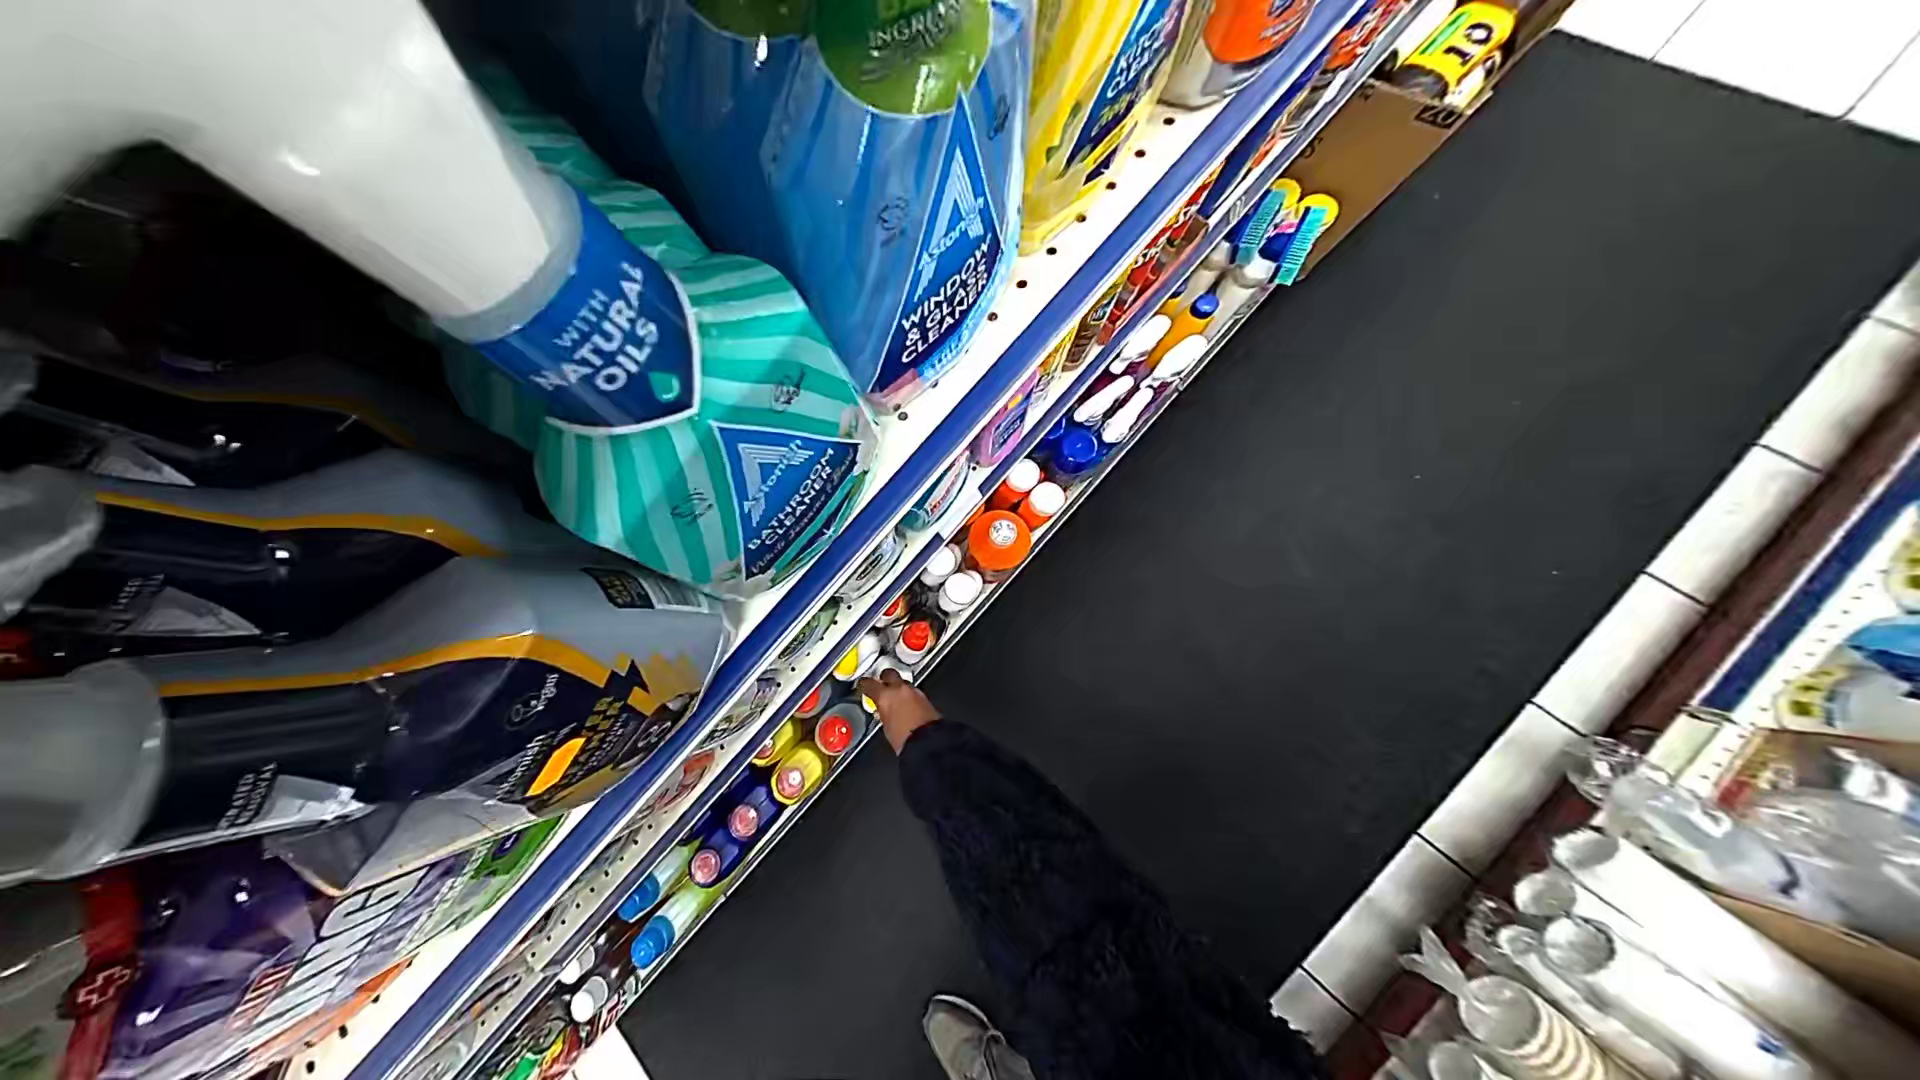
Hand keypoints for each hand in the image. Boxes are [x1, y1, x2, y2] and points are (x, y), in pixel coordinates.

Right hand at [857, 670, 940, 752]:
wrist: (927, 743)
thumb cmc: (905, 739)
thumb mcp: (885, 726)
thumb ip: (882, 712)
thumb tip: (883, 710)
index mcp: (884, 696)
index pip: (869, 683)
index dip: (864, 684)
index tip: (863, 685)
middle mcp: (900, 689)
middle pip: (889, 674)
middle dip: (885, 678)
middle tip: (881, 684)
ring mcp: (914, 692)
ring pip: (903, 682)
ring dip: (899, 687)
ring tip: (896, 698)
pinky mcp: (925, 697)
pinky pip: (914, 691)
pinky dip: (909, 695)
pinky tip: (908, 704)